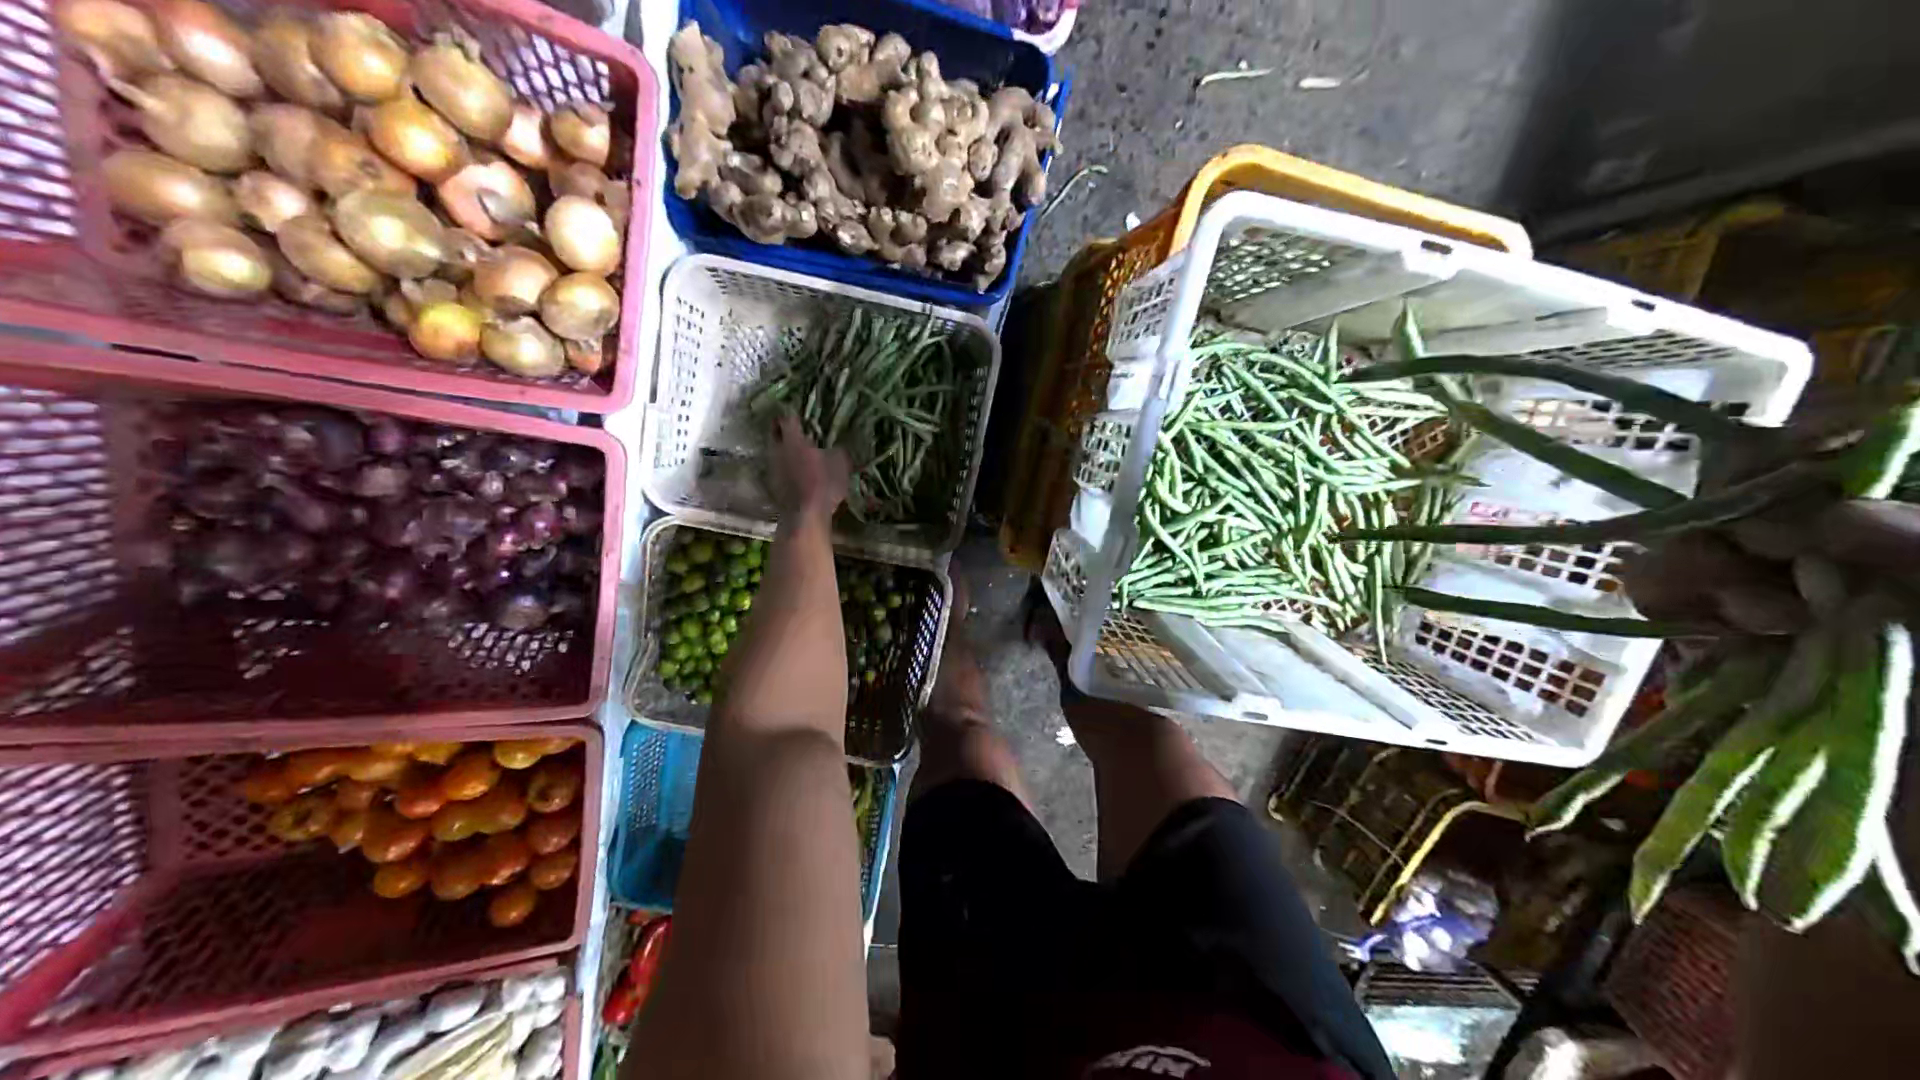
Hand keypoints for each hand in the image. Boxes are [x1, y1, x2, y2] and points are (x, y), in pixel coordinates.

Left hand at [771, 413, 848, 519]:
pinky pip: (777, 468)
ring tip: (796, 452)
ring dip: (783, 449)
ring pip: (774, 451)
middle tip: (794, 429)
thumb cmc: (824, 483)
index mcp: (793, 439)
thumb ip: (837, 450)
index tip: (800, 414)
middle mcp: (777, 449)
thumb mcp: (840, 463)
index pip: (787, 417)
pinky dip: (784, 466)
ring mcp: (772, 468)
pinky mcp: (772, 484)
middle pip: (774, 433)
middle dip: (782, 429)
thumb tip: (836, 447)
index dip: (793, 414)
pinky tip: (795, 472)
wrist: (806, 515)